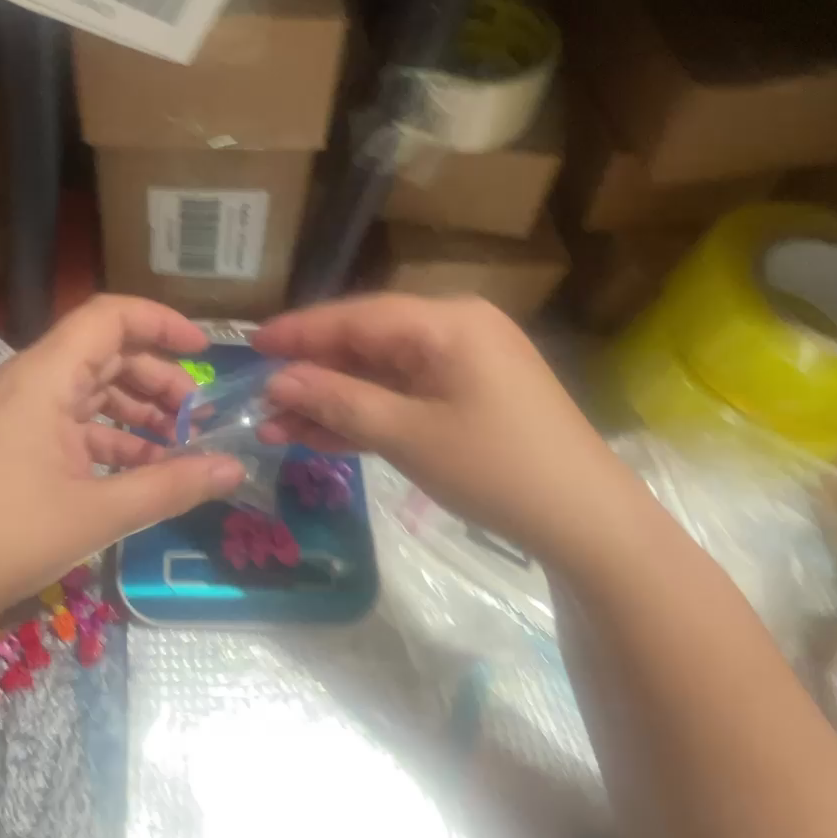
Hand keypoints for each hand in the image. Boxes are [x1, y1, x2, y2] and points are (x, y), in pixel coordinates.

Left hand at [0, 296, 243, 633]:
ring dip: (137, 414)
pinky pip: (70, 425)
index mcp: (45, 376)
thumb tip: (236, 469)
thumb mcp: (99, 512)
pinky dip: (108, 441)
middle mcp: (28, 381)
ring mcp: (15, 414)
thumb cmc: (6, 536)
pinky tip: (140, 475)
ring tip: (178, 450)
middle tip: (198, 419)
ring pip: (89, 392)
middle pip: (105, 354)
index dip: (162, 323)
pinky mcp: (8, 445)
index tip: (206, 351)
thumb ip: (172, 486)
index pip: (110, 316)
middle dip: (158, 380)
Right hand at [253, 294, 635, 557]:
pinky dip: (367, 414)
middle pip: (367, 343)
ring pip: (382, 374)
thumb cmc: (496, 469)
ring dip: (334, 400)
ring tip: (279, 428)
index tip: (251, 346)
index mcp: (447, 322)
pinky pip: (405, 395)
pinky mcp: (468, 397)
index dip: (300, 333)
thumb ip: (338, 401)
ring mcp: (464, 364)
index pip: (357, 317)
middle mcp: (455, 330)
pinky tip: (322, 435)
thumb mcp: (408, 435)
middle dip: (312, 375)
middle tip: (260, 400)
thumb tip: (277, 381)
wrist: (586, 521)